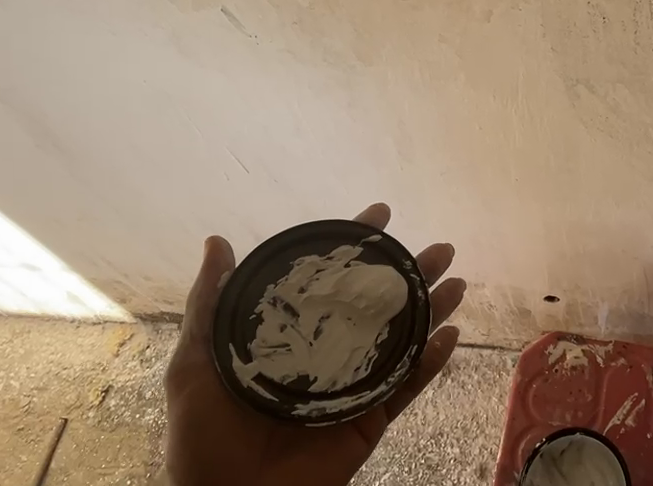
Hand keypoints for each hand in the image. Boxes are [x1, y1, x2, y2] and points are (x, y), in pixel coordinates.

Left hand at [162, 204, 467, 485]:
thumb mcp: (196, 365)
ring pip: (403, 340)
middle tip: (440, 248)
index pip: (331, 280)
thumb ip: (211, 305)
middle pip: (379, 305)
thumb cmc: (203, 438)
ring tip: (457, 282)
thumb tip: (217, 242)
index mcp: (294, 334)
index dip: (358, 245)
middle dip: (411, 274)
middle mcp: (330, 352)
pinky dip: (431, 363)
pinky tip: (450, 335)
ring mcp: (354, 386)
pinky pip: (406, 388)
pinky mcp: (368, 421)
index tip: (382, 214)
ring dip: (432, 310)